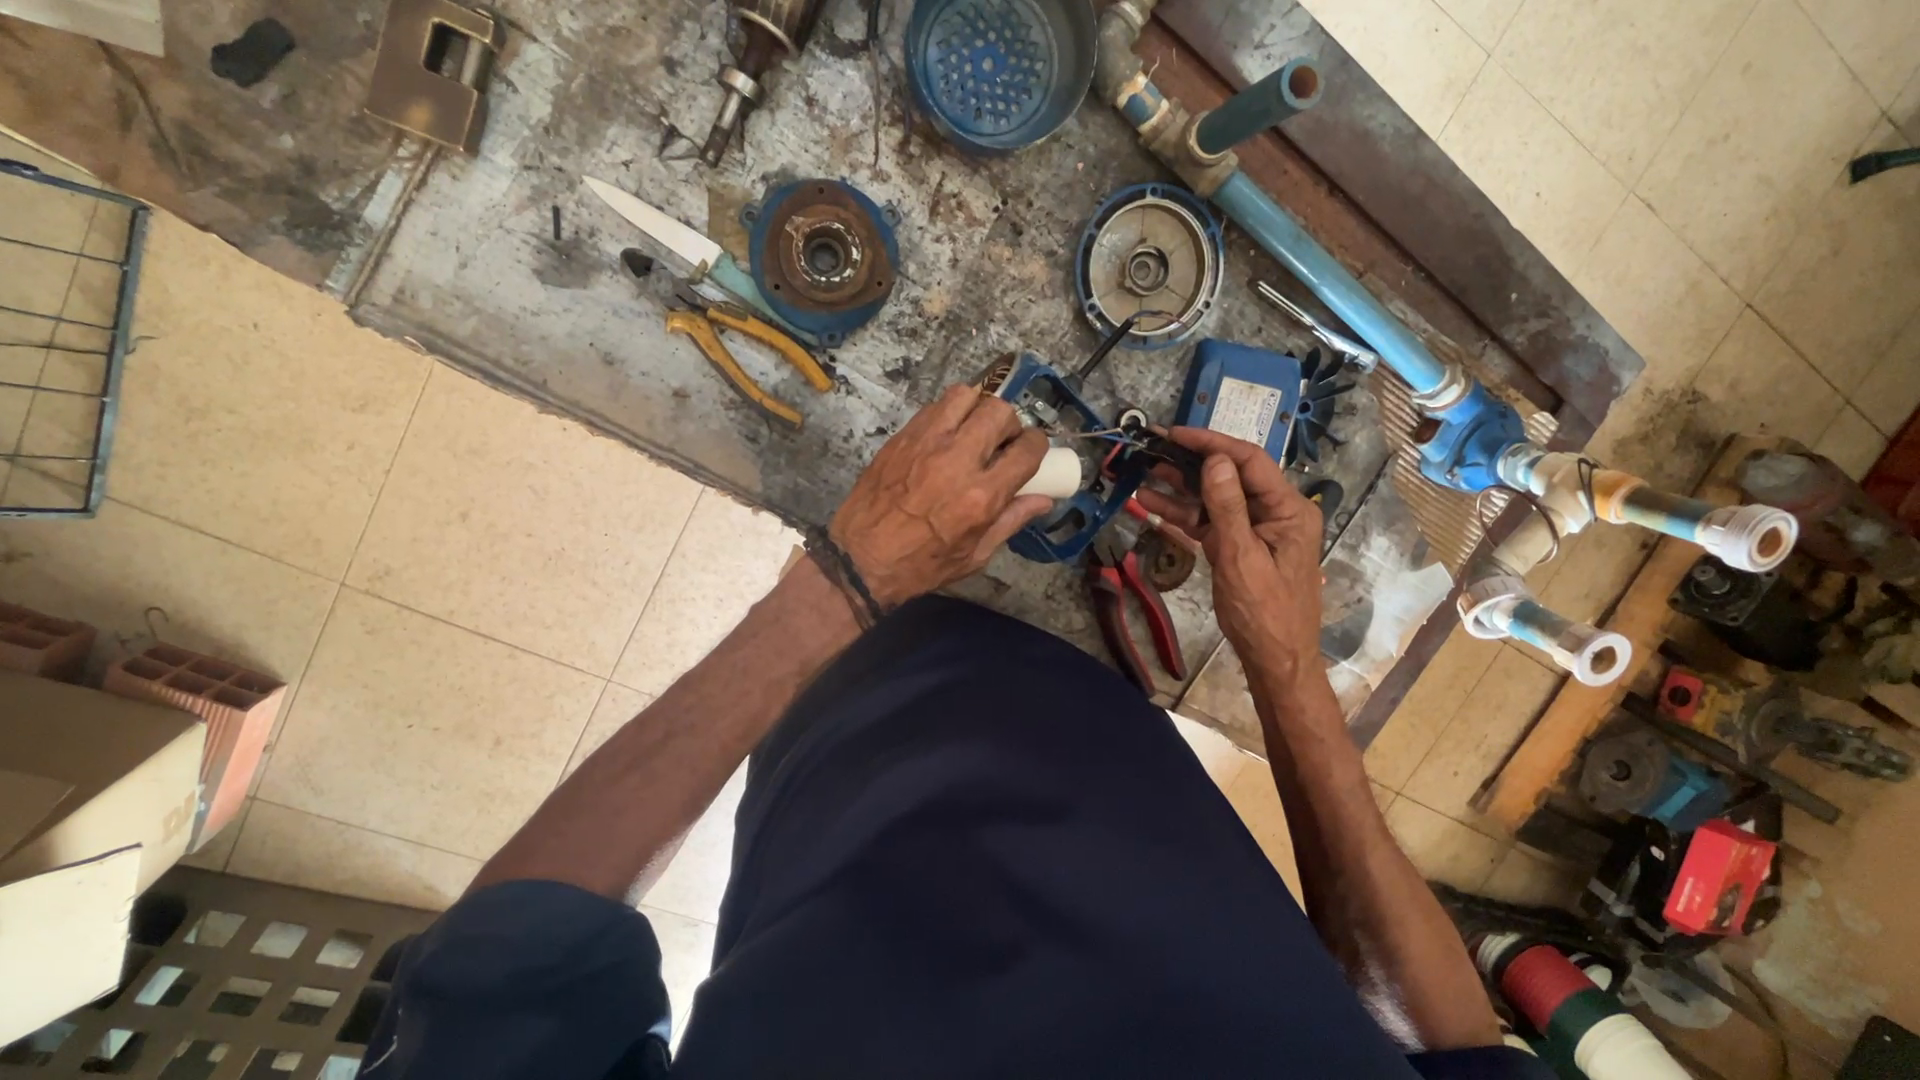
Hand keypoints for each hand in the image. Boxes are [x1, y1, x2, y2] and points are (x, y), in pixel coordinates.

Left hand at [831, 385, 1053, 606]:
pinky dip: (949, 413)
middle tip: (1002, 441)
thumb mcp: (975, 555)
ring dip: (978, 408)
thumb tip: (1043, 499)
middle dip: (1010, 423)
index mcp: (981, 496)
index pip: (1026, 450)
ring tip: (974, 429)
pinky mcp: (902, 437)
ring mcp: (926, 443)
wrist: (862, 559)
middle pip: (999, 412)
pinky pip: (934, 407)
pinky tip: (947, 435)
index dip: (1038, 445)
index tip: (1032, 451)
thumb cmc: (922, 565)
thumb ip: (1011, 521)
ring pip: (965, 395)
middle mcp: (957, 460)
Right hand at [1135, 427, 1323, 679]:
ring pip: (1216, 499)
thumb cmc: (1264, 613)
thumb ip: (1227, 507)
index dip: (1211, 443)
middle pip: (1230, 476)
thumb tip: (1214, 461)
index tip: (1174, 434)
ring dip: (1181, 488)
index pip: (1249, 461)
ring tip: (1144, 475)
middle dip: (1190, 463)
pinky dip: (1184, 515)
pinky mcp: (1240, 548)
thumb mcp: (1241, 557)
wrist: (1275, 661)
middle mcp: (1276, 513)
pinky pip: (1211, 522)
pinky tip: (1153, 505)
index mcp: (1289, 510)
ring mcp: (1257, 531)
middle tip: (1151, 451)